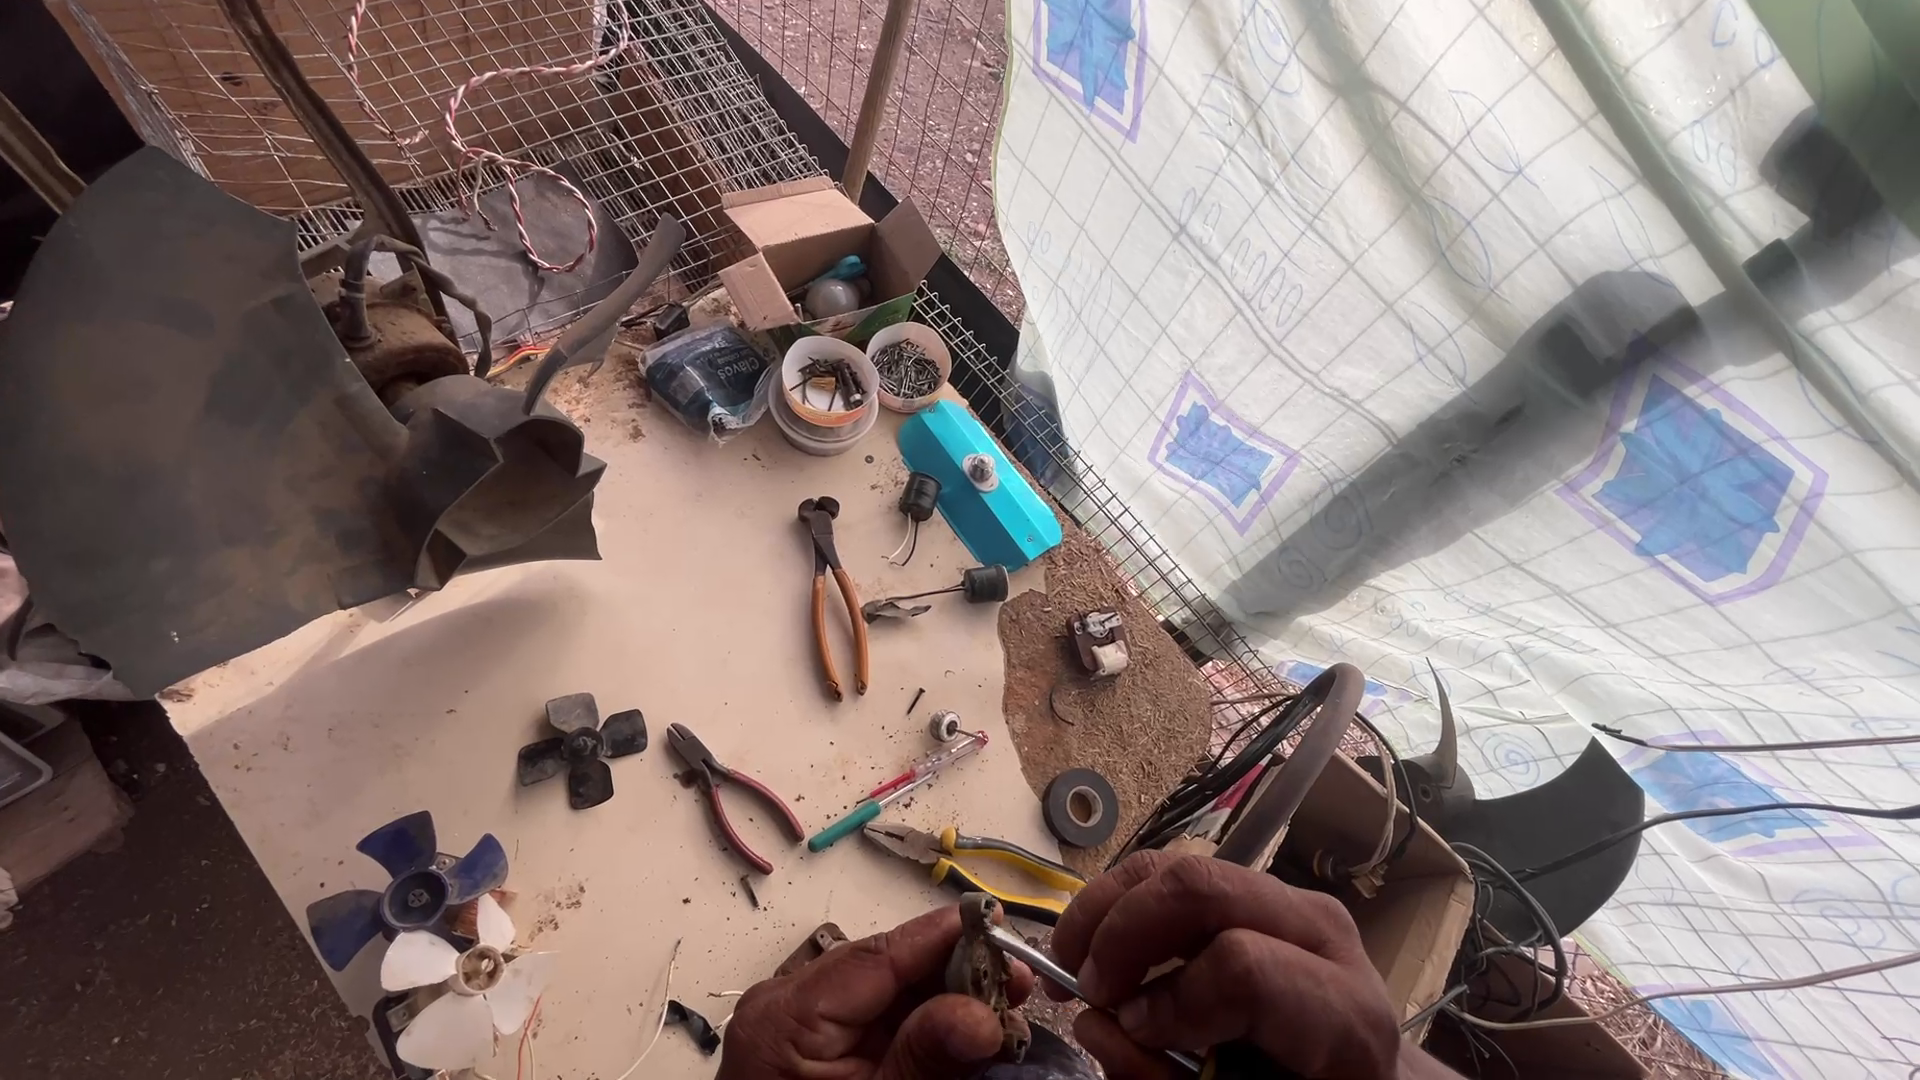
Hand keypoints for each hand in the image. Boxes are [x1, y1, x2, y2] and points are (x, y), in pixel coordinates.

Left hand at [719, 904, 1034, 1079]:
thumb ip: (923, 1062)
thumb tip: (983, 1016)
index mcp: (788, 1015)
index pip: (879, 955)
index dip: (943, 935)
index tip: (996, 924)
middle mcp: (789, 1000)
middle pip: (889, 965)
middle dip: (956, 969)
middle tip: (1016, 980)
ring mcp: (801, 1018)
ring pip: (890, 986)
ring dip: (949, 994)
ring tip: (1003, 1006)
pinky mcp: (816, 1038)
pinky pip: (879, 1013)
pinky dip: (925, 1019)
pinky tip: (968, 1027)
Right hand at [1048, 852, 1401, 1079]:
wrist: (1367, 1077)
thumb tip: (1093, 1024)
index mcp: (1343, 1010)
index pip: (1244, 967)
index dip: (1172, 998)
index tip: (1130, 1029)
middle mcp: (1317, 930)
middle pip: (1199, 888)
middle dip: (1121, 929)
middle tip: (1081, 985)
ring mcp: (1282, 896)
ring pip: (1172, 866)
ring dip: (1104, 906)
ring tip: (1069, 959)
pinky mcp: (1249, 886)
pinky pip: (1169, 873)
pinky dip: (1118, 901)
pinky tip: (1093, 941)